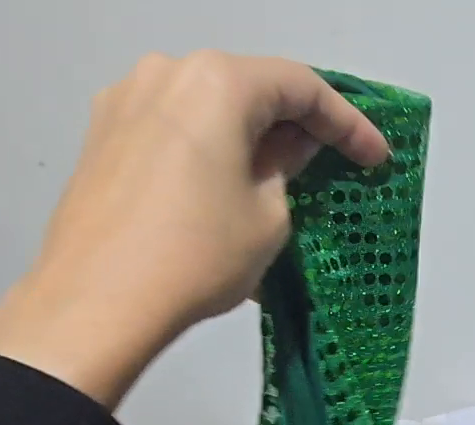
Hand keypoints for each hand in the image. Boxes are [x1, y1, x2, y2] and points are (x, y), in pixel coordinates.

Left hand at [0, 51, 388, 405]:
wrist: (99, 301)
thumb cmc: (197, 256)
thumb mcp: (269, 218)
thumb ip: (286, 171)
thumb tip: (286, 149)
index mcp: (216, 82)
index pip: (300, 87)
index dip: (347, 123)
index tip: (375, 158)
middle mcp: (166, 73)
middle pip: (248, 91)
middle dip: (293, 128)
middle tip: (327, 167)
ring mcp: (125, 102)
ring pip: (207, 112)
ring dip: (247, 143)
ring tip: (274, 188)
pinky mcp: (101, 138)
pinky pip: (173, 135)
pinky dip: (208, 156)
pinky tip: (223, 195)